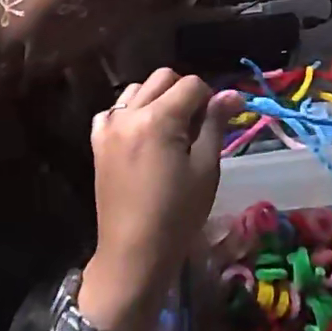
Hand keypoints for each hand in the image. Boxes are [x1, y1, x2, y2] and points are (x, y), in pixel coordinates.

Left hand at [80, 69, 241, 330]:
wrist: (134, 253)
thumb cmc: (178, 214)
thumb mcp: (206, 168)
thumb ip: (215, 124)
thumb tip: (233, 94)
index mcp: (158, 118)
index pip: (191, 84)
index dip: (209, 99)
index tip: (214, 123)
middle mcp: (129, 113)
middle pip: (163, 77)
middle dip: (183, 92)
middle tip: (194, 127)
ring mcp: (109, 125)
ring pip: (137, 89)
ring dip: (156, 98)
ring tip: (168, 131)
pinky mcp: (98, 140)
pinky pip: (115, 109)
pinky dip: (130, 112)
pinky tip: (142, 136)